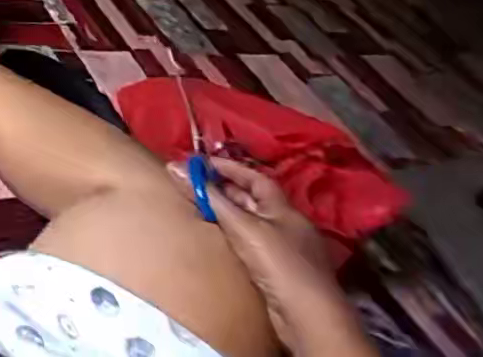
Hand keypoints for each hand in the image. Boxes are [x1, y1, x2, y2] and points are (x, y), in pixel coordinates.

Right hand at [170, 156, 367, 353]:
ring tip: (192, 203)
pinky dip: (227, 231)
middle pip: (249, 198)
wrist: (309, 321)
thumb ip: (209, 196)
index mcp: (286, 212)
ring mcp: (284, 249)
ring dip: (222, 211)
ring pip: (247, 220)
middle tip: (187, 181)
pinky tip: (210, 232)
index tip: (198, 161)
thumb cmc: (280, 263)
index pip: (255, 178)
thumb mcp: (241, 226)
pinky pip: (246, 240)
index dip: (228, 167)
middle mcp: (287, 226)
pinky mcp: (276, 269)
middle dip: (219, 188)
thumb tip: (173, 166)